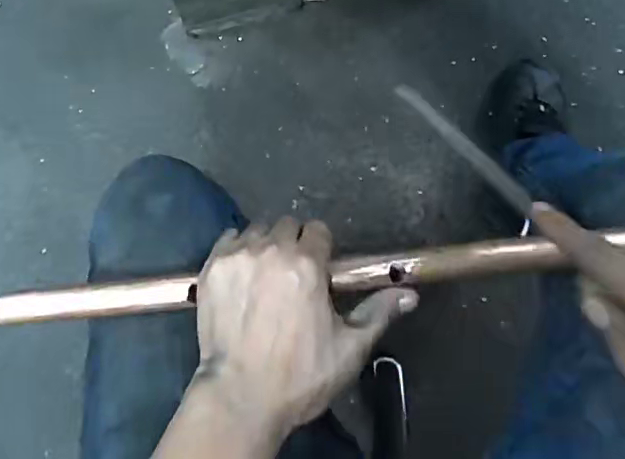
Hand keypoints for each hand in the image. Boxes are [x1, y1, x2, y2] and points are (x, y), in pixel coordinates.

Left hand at [188, 216, 417, 441]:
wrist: (239, 399)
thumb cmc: (298, 376)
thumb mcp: (347, 349)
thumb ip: (378, 313)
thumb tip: (411, 294)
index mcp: (308, 264)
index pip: (318, 230)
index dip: (320, 250)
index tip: (318, 272)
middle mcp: (274, 249)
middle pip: (289, 225)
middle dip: (294, 244)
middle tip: (291, 276)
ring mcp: (240, 255)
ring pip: (259, 230)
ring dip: (266, 245)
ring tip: (265, 276)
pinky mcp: (213, 265)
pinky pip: (230, 237)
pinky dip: (238, 249)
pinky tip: (241, 275)